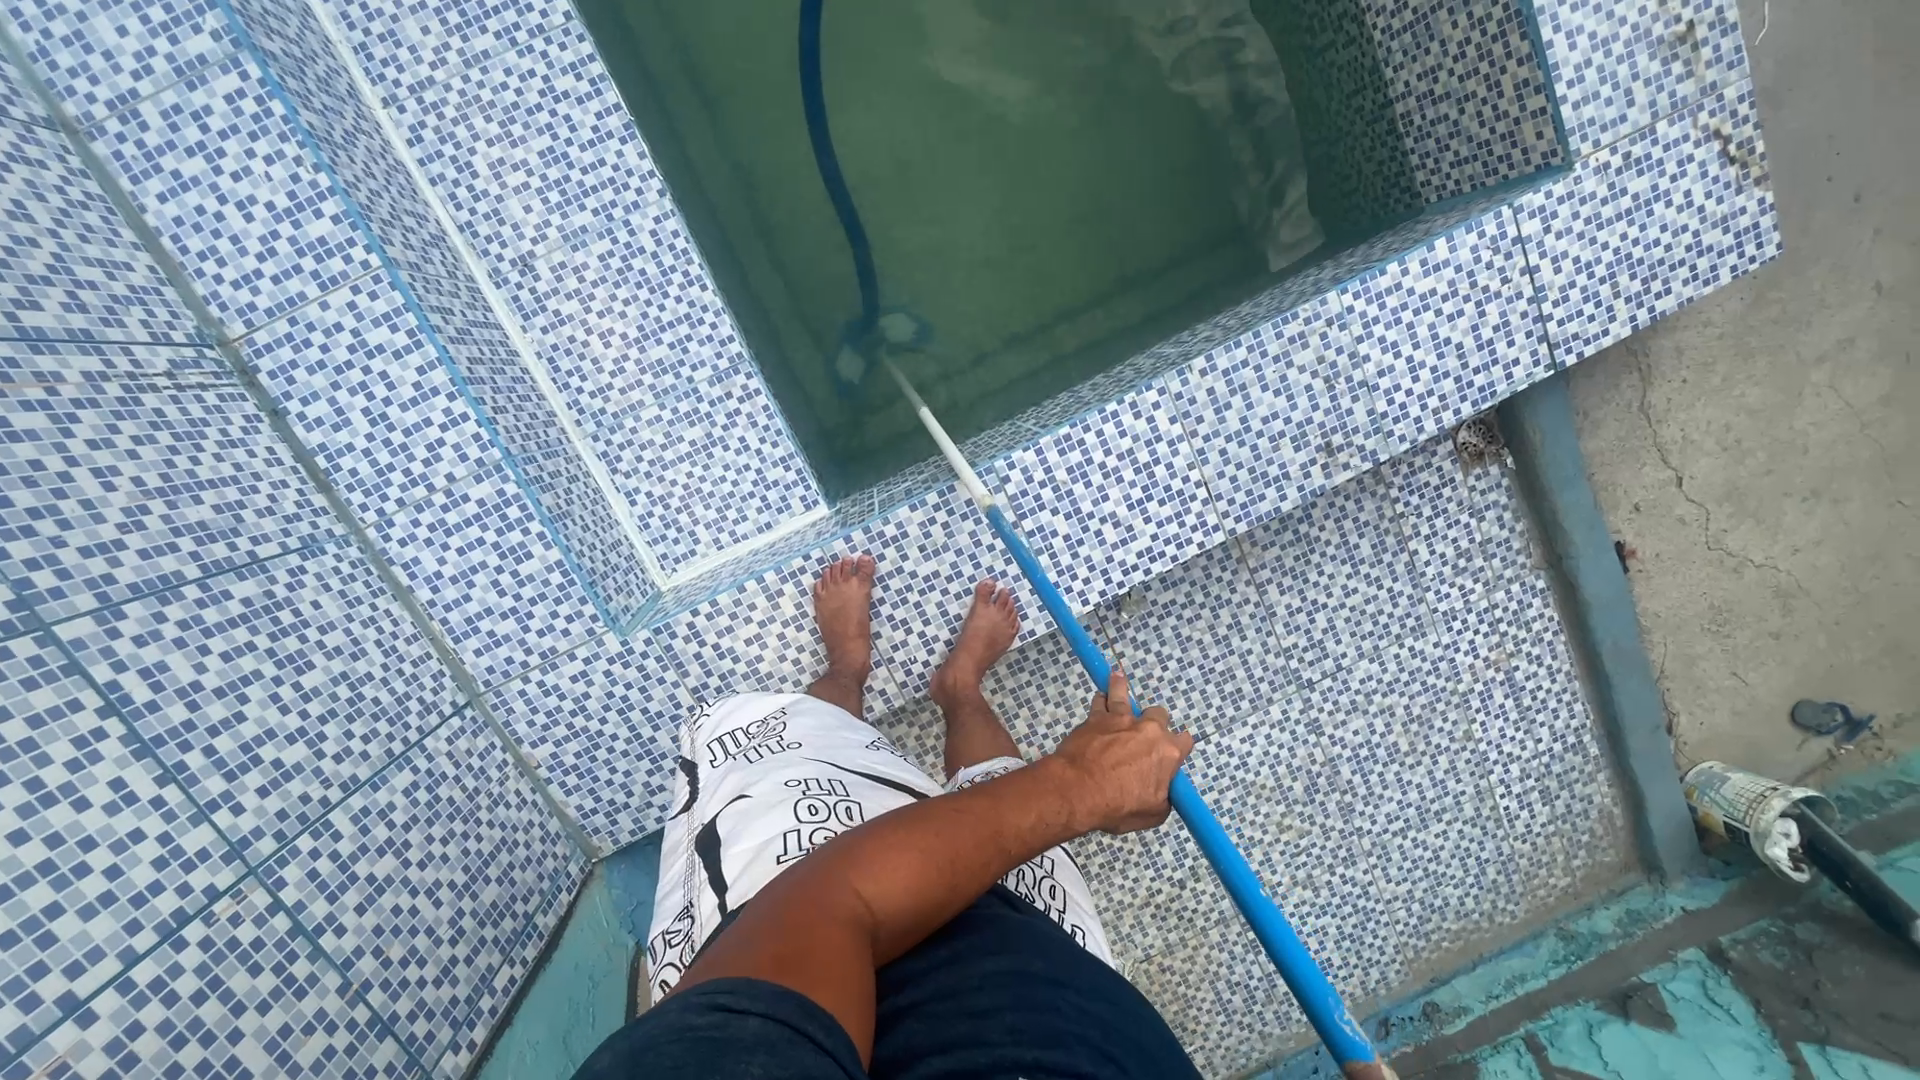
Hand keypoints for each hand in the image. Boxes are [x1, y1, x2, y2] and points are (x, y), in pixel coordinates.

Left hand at [1044, 667, 1193, 834]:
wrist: (1078, 789)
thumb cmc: (1118, 805)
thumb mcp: (1152, 814)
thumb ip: (1164, 798)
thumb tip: (1162, 792)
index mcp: (1168, 752)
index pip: (1185, 740)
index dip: (1180, 744)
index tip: (1175, 749)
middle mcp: (1148, 729)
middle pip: (1158, 714)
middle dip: (1155, 720)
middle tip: (1145, 731)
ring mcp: (1121, 720)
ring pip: (1125, 695)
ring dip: (1122, 688)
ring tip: (1118, 677)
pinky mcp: (1096, 718)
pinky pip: (1100, 701)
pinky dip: (1101, 698)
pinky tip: (1099, 696)